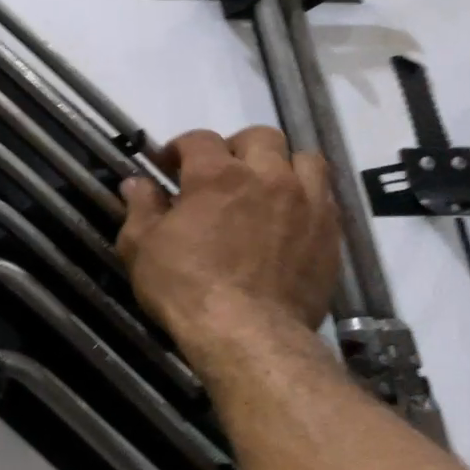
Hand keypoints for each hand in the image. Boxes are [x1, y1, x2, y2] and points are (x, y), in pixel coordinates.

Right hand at [116, 127, 340, 342]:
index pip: (200, 139)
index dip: (179, 147)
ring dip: (280, 166)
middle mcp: (269, 177)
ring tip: (261, 189)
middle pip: (261, 138)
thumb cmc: (183, 285)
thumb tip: (137, 183)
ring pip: (305, 159)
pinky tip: (283, 220)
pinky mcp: (332, 232)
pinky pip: (324, 196)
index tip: (167, 165)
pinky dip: (303, 197)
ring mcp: (308, 203)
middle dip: (234, 148)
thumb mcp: (140, 246)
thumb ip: (140, 207)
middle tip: (216, 173)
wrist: (247, 331)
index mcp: (217, 176)